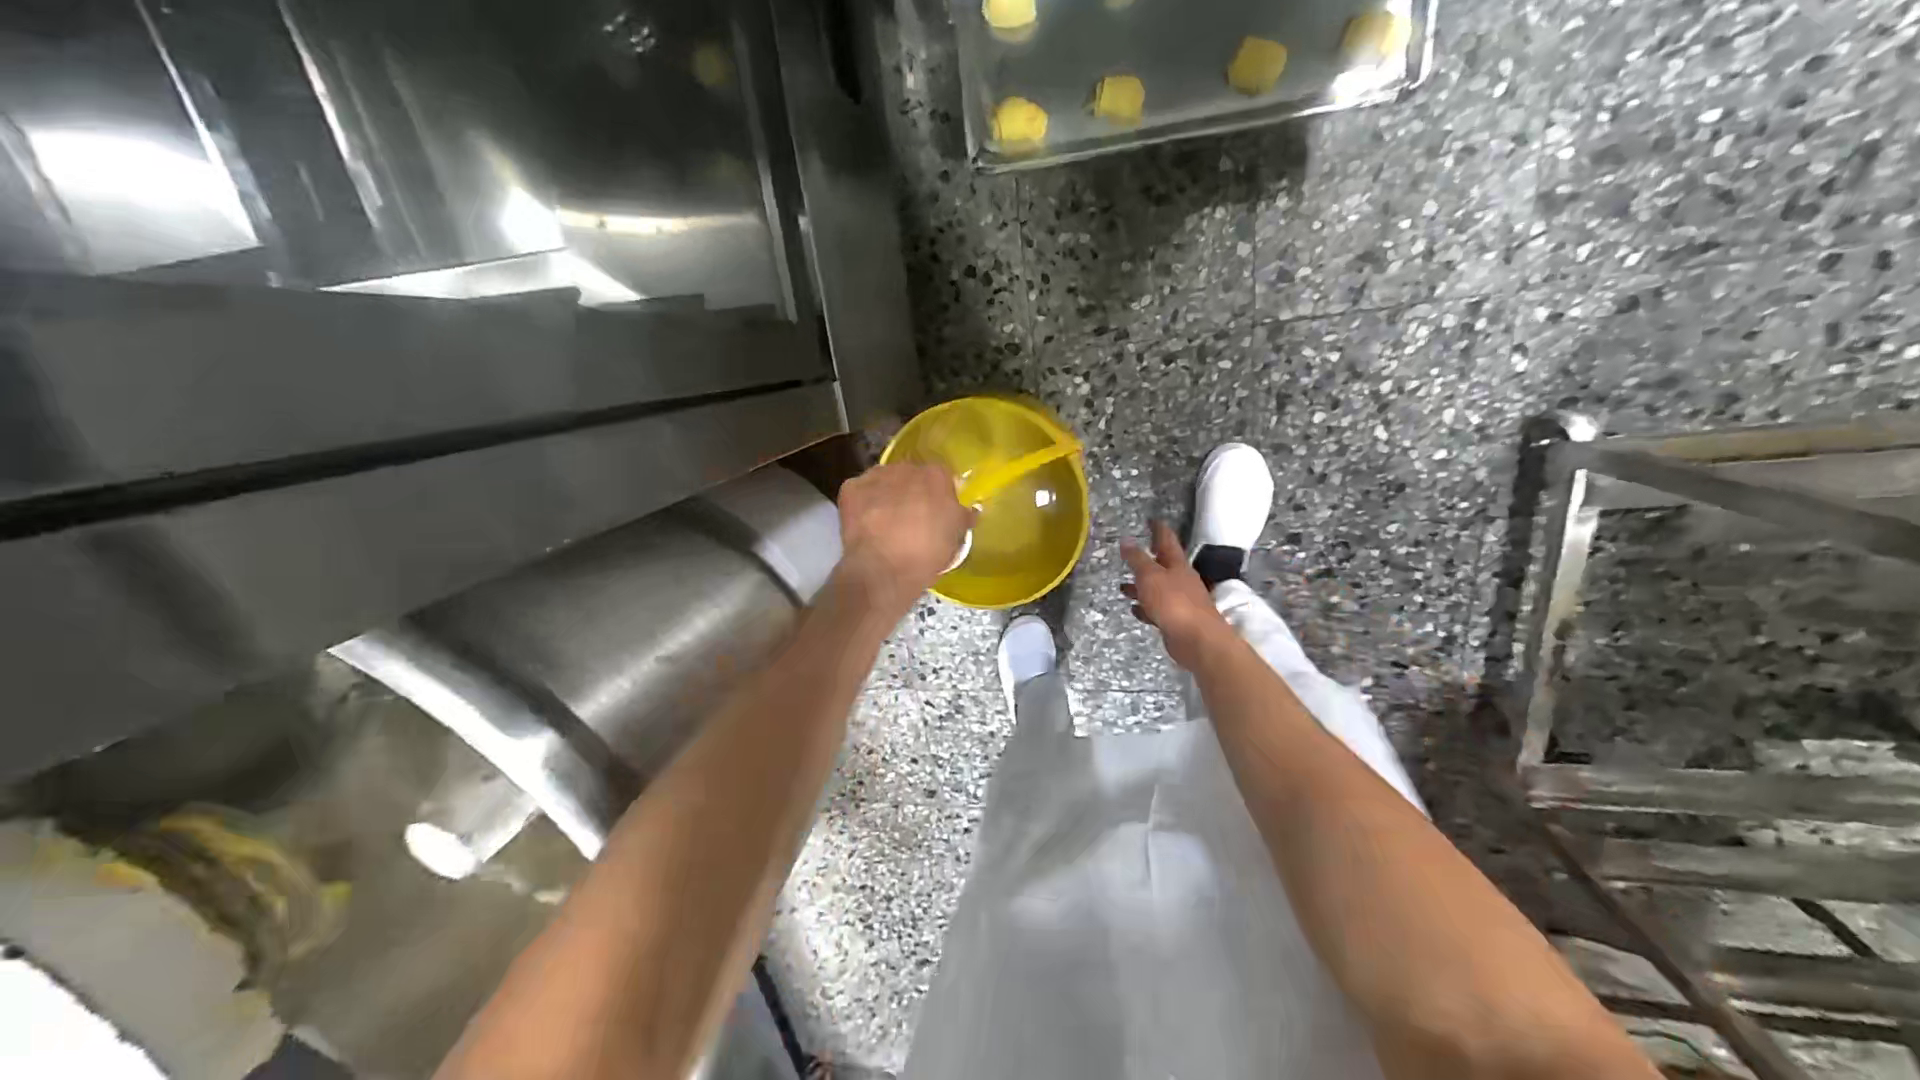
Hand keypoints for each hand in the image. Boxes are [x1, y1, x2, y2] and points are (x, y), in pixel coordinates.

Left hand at [837, 462, 974, 614]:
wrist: (885, 569)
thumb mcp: (957, 537)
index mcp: (936, 475)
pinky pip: (859, 492)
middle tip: (910, 518)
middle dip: (910, 492)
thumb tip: (970, 510)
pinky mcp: (850, 489)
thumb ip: (964, 516)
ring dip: (885, 495)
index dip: (938, 496)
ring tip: (885, 523)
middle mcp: (906, 468)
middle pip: (910, 476)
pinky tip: (866, 524)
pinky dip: (862, 504)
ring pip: (883, 481)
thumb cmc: (928, 553)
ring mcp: (875, 476)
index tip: (936, 513)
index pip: (941, 477)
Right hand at [1120, 520, 1236, 671]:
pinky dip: (1145, 607)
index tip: (1152, 520)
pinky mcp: (1175, 620)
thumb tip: (1126, 540)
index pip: (1167, 540)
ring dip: (1140, 587)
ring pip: (1157, 589)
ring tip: (1122, 587)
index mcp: (1177, 564)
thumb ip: (1137, 559)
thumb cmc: (1173, 602)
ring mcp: (1180, 601)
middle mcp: (1181, 580)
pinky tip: (1134, 609)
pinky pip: (1156, 610)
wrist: (1196, 639)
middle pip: (1162, 565)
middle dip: (1147, 560)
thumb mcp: (1150, 576)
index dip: (1158, 529)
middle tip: (1132, 554)